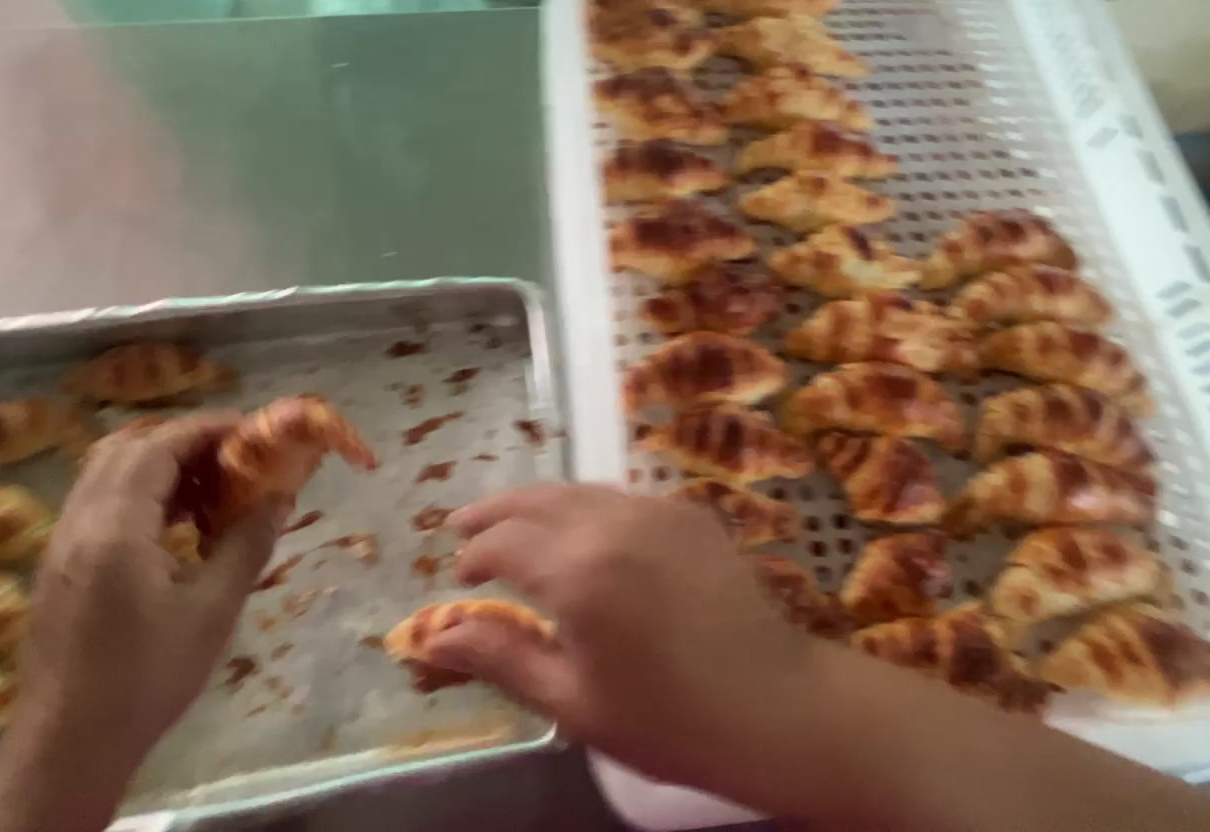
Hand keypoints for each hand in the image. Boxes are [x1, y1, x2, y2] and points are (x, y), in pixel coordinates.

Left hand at [0, 413, 286, 831]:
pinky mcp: (58, 569)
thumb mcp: (213, 610)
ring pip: (106, 475)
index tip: (252, 431)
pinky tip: (175, 526)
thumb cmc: (148, 677)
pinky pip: (98, 504)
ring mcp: (60, 547)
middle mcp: (78, 526)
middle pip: (125, 450)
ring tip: (209, 488)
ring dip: (159, 465)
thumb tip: (281, 496)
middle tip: (232, 456)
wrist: (68, 749)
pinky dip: (139, 493)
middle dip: (182, 440)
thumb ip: (247, 543)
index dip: (205, 429)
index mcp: (114, 529)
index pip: (157, 448)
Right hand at [424, 484, 823, 796]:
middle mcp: (611, 522)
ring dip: (539, 502)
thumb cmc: (667, 718)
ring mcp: (656, 510)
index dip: (474, 556)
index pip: (503, 543)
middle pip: (536, 498)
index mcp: (576, 570)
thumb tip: (434, 635)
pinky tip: (583, 529)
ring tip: (514, 521)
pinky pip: (622, 497)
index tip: (461, 578)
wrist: (776, 704)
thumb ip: (499, 657)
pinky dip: (587, 505)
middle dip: (494, 510)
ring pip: (579, 490)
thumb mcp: (571, 701)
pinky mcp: (689, 513)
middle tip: (462, 525)